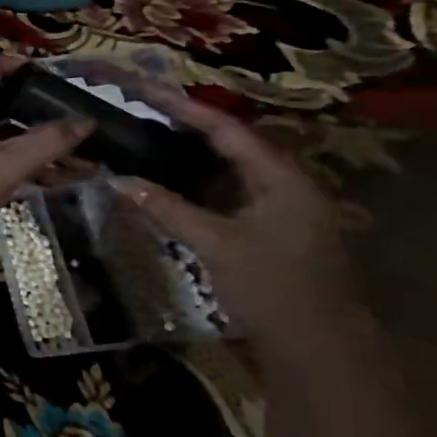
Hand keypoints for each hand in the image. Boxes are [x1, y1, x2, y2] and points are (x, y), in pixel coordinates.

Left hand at [0, 54, 92, 270]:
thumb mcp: (7, 166)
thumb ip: (49, 141)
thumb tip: (88, 120)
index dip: (23, 63)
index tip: (58, 77)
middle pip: (1, 97)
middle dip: (40, 104)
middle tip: (77, 112)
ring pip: (3, 130)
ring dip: (38, 138)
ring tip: (83, 148)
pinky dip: (26, 160)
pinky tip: (62, 176)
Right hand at [111, 86, 364, 349]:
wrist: (316, 344)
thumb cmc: (272, 287)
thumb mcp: (215, 244)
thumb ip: (168, 209)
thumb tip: (120, 180)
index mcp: (283, 179)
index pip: (228, 132)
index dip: (186, 110)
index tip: (148, 93)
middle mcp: (286, 185)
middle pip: (232, 144)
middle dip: (187, 126)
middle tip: (144, 111)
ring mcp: (280, 208)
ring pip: (230, 169)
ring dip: (191, 154)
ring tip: (149, 138)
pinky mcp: (269, 229)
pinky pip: (228, 192)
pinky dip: (197, 182)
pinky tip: (169, 182)